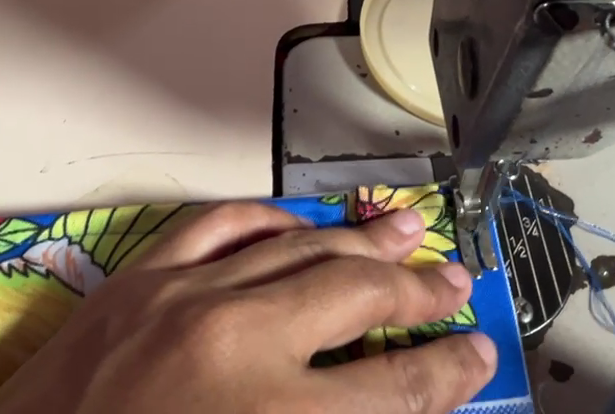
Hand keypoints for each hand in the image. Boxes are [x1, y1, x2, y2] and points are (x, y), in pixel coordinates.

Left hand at [0, 201, 497, 413]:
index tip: (475, 355)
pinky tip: (301, 219)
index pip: (394, 390)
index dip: (447, 372)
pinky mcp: (139, 279)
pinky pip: (222, 225)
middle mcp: (235, 346)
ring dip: (361, 241)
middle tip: (455, 282)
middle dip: (418, 292)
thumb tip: (382, 407)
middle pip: (357, 298)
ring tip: (405, 230)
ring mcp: (182, 299)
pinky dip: (270, 218)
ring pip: (301, 247)